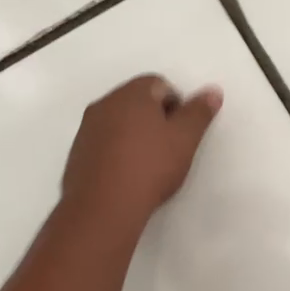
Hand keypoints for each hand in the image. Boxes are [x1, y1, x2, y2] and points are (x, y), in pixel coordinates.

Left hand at [61, 74, 222, 224]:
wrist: (103, 206)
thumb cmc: (150, 167)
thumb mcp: (185, 139)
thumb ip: (199, 112)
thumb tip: (212, 91)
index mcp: (131, 94)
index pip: (159, 84)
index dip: (176, 105)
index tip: (182, 133)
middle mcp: (105, 104)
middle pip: (137, 101)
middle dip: (155, 118)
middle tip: (169, 147)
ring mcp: (87, 128)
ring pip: (118, 122)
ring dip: (135, 135)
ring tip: (148, 164)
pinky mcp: (77, 152)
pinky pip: (103, 142)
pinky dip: (117, 151)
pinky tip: (127, 175)